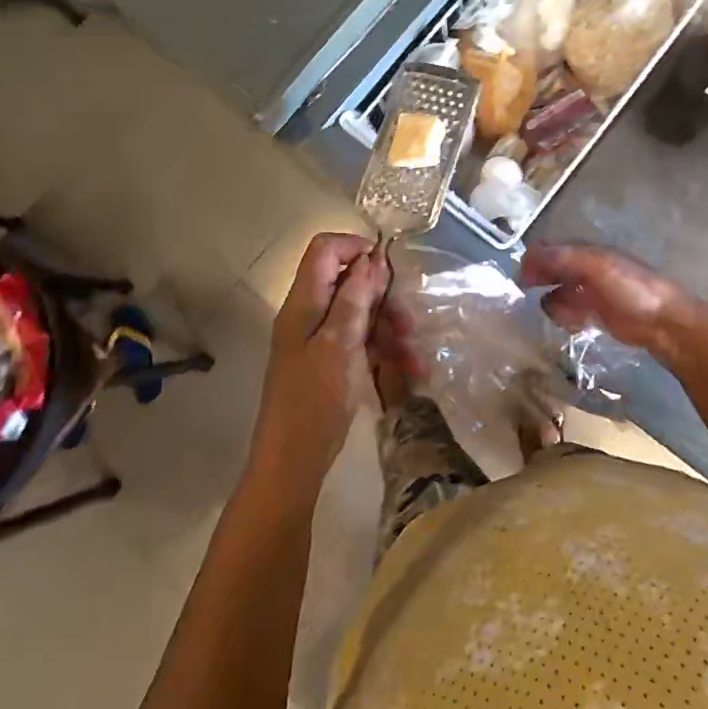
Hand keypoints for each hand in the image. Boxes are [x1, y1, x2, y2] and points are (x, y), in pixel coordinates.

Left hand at [250, 233, 387, 484]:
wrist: (294, 461)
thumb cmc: (315, 400)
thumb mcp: (339, 345)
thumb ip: (354, 299)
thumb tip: (370, 258)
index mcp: (304, 303)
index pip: (324, 250)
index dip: (355, 248)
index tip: (387, 268)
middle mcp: (310, 314)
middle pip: (349, 283)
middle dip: (383, 298)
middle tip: (407, 322)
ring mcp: (321, 339)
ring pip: (361, 314)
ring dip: (390, 329)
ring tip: (413, 357)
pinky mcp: (332, 361)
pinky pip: (362, 342)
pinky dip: (384, 351)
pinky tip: (410, 370)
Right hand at [521, 243, 707, 371]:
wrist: (666, 322)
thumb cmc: (632, 290)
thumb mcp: (597, 267)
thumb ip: (564, 259)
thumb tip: (529, 257)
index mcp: (586, 252)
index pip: (550, 249)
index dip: (532, 260)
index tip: (520, 279)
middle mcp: (586, 269)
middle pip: (552, 269)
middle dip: (538, 279)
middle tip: (525, 296)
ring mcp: (591, 292)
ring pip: (558, 293)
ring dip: (551, 301)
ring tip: (554, 313)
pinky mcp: (596, 315)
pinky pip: (570, 312)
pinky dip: (565, 316)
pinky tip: (570, 324)